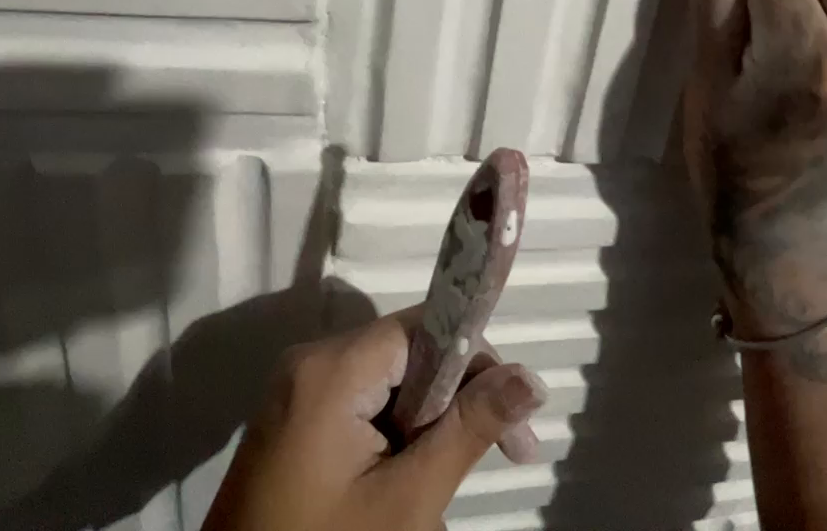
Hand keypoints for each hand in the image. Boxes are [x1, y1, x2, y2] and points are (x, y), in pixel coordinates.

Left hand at [200, 307, 546, 530]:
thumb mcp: (406, 499)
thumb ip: (468, 430)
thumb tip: (530, 378)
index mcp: (331, 368)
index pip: (426, 328)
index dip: (478, 361)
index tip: (518, 412)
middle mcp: (311, 362)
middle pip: (411, 354)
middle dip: (459, 400)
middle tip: (510, 452)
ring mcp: (299, 390)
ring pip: (393, 382)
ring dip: (432, 424)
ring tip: (449, 482)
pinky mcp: (296, 419)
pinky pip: (365, 404)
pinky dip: (398, 435)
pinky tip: (410, 479)